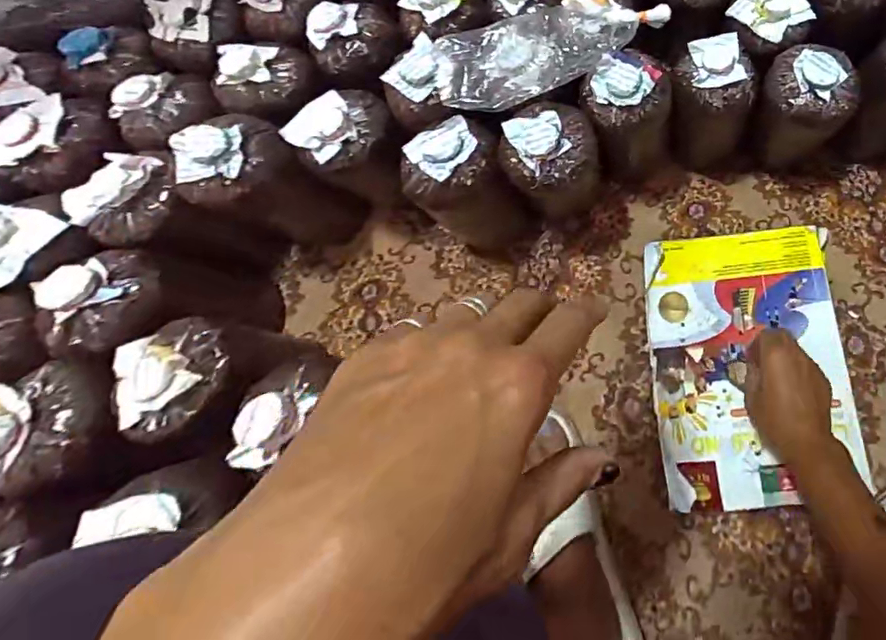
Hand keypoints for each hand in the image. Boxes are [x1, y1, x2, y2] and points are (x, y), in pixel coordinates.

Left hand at [103, 290, 610, 639]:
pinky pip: (411, 333)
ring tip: (476, 361)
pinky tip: (413, 384)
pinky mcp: (361, 360)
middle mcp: (473, 348)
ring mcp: (413, 348)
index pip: (569, 323)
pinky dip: (428, 347)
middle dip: (540, 308)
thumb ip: (558, 484)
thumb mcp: (506, 539)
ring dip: (483, 328)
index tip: (595, 309)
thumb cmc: (422, 569)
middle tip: (544, 329)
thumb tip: (597, 458)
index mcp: (520, 384)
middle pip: (520, 301)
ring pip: (465, 313)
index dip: (587, 312)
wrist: (289, 584)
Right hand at [742, 326, 839, 470]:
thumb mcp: (752, 399)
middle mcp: (796, 353)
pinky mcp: (823, 378)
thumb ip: (751, 375)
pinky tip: (793, 393)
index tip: (751, 360)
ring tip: (778, 381)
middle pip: (783, 336)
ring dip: (785, 358)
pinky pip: (806, 367)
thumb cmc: (774, 421)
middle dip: (771, 346)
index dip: (756, 345)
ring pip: (796, 351)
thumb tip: (754, 365)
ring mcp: (812, 365)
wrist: (808, 442)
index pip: (765, 333)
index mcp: (776, 354)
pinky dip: (797, 371)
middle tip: (763, 366)